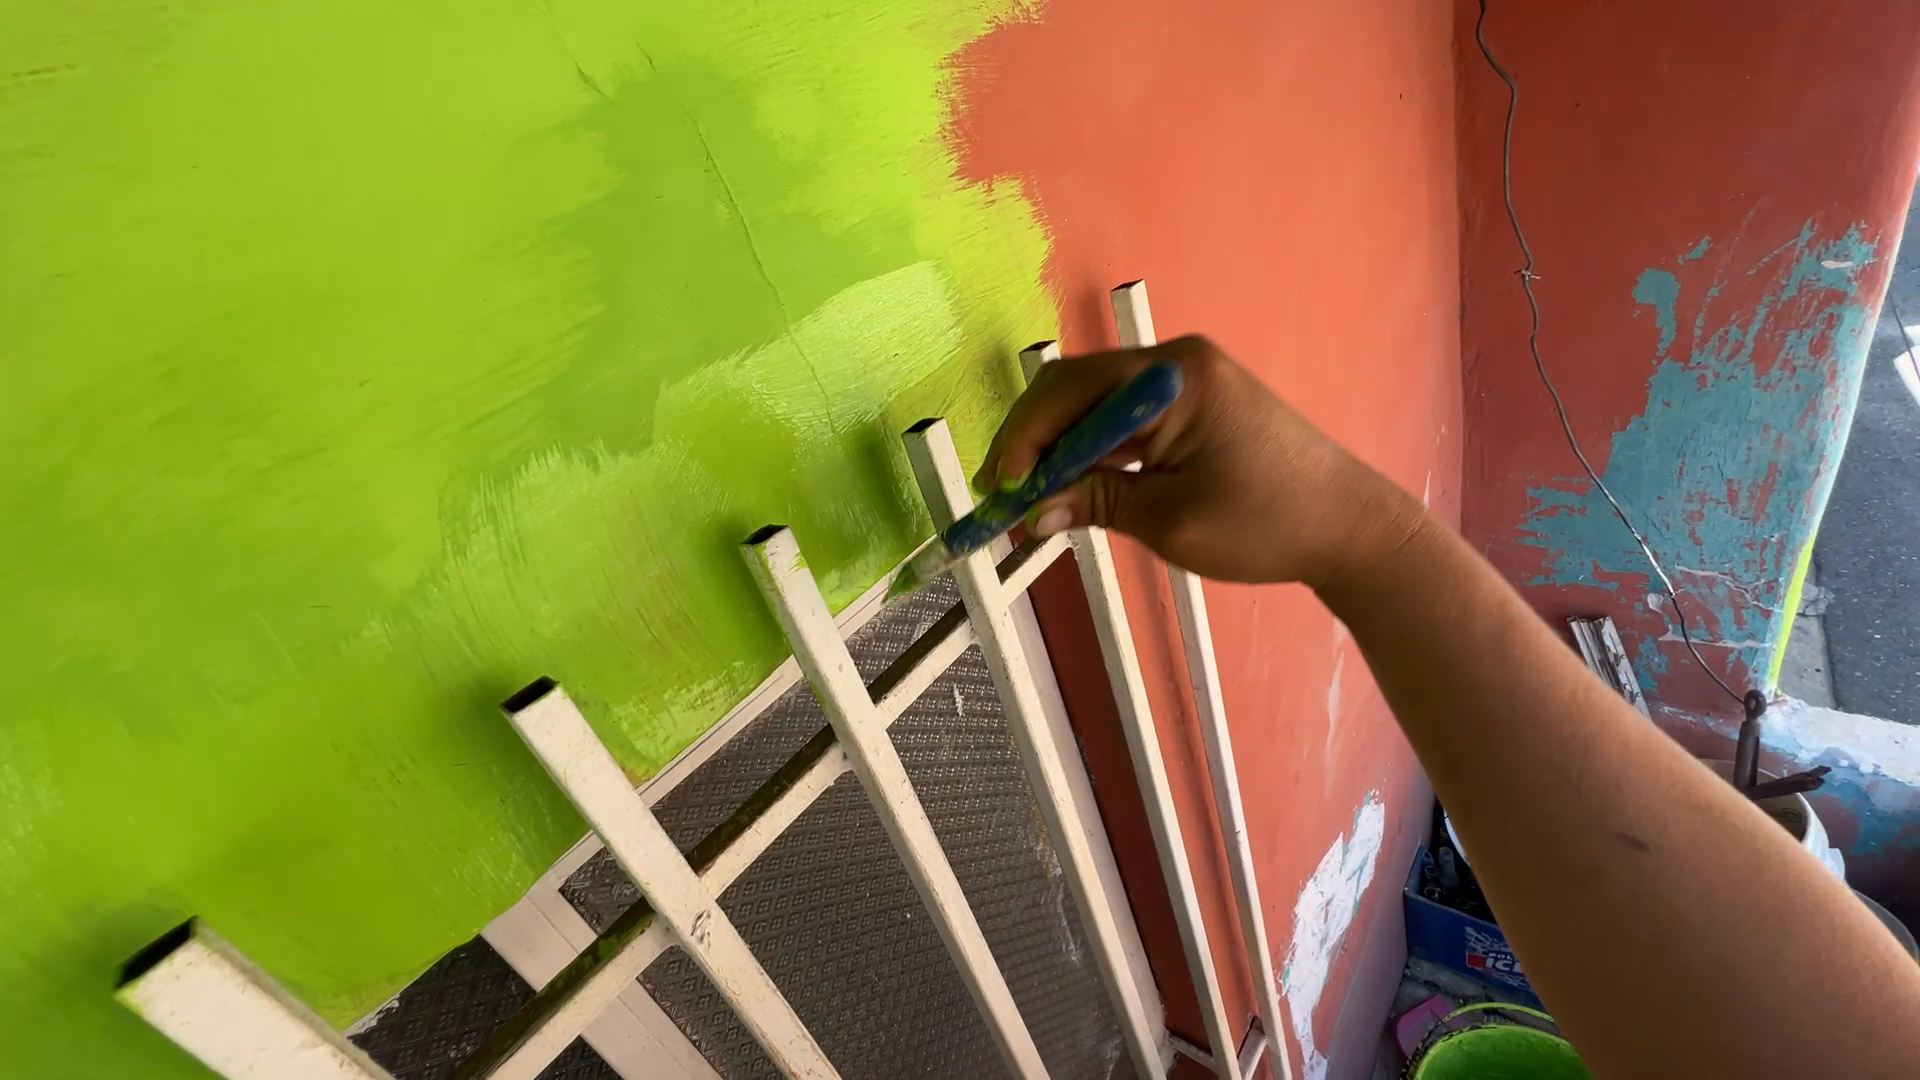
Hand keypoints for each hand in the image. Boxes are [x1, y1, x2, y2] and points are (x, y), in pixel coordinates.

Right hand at [974, 335, 1421, 587]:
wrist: (1348, 528)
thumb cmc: (1265, 524)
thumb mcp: (1168, 520)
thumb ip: (1093, 504)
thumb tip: (1030, 513)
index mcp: (1174, 377)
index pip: (1071, 390)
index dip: (1024, 437)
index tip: (1002, 489)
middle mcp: (1175, 363)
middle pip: (1077, 391)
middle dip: (1034, 443)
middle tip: (1004, 495)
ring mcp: (1185, 382)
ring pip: (1096, 407)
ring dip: (1059, 450)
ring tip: (1029, 498)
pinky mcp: (1191, 406)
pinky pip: (1123, 422)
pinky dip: (1093, 453)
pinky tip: (1072, 485)